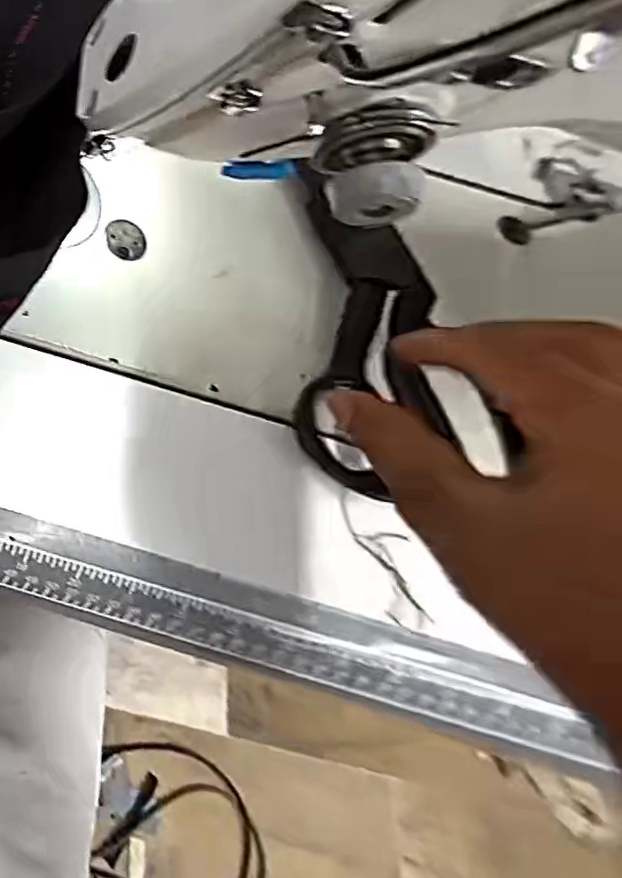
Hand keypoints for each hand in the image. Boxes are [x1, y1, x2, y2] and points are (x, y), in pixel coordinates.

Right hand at [332, 322, 621, 719]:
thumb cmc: (577, 609)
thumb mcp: (455, 520)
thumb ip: (396, 448)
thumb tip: (350, 404)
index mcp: (590, 425)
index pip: (503, 353)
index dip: (440, 344)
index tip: (405, 352)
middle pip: (578, 342)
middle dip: (500, 337)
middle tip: (447, 351)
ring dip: (556, 354)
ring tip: (503, 370)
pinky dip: (601, 384)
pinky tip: (570, 408)